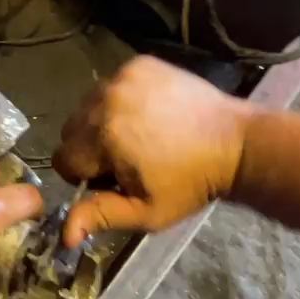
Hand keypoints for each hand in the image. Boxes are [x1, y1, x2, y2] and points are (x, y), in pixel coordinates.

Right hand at [53, 56, 251, 245]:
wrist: (236, 142)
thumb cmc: (189, 184)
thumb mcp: (146, 211)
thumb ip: (101, 216)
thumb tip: (64, 234)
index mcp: (103, 137)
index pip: (63, 159)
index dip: (84, 175)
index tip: (112, 178)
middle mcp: (105, 99)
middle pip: (71, 129)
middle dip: (89, 147)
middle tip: (126, 158)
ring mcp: (122, 77)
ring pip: (88, 105)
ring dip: (102, 121)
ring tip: (138, 135)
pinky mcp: (138, 64)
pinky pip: (111, 84)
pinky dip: (121, 100)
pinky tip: (148, 113)